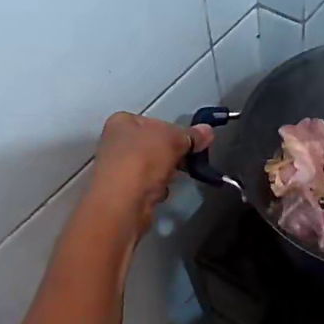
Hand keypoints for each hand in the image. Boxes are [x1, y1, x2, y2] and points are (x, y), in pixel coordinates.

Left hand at [86, 111, 214, 232]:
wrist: (123, 202)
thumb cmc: (143, 159)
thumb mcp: (173, 139)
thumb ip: (192, 135)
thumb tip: (208, 131)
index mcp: (121, 122)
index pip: (154, 121)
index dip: (174, 131)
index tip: (190, 142)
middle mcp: (115, 143)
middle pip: (154, 145)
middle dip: (172, 154)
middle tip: (186, 159)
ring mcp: (117, 168)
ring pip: (153, 166)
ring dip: (166, 172)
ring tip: (170, 177)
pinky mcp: (122, 191)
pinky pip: (148, 185)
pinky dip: (156, 189)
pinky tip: (158, 192)